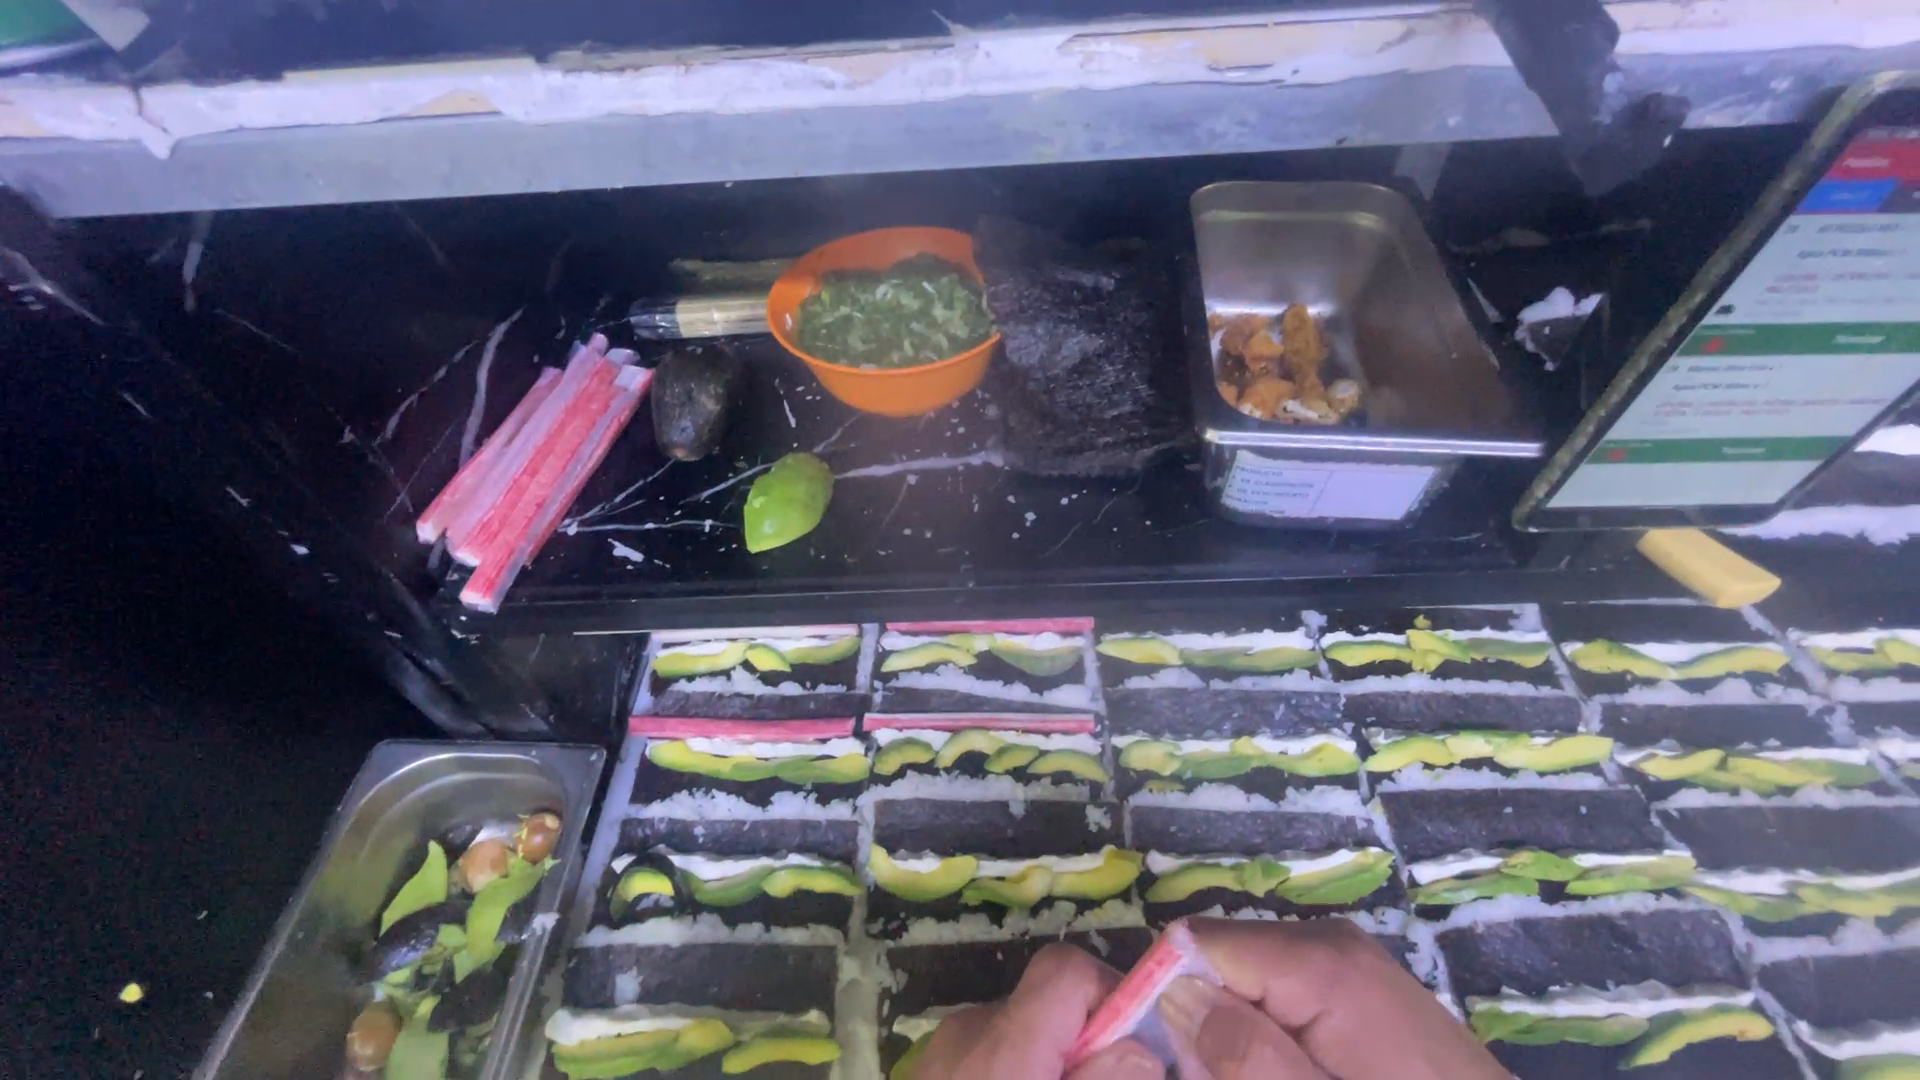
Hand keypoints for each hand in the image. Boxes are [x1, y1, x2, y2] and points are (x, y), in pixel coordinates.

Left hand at [913, 944, 1163, 1079]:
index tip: (1139, 1050)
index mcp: (1004, 1042)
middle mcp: (970, 1028)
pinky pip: (989, 1056)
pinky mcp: (930, 1067)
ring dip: (1053, 1059)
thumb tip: (1143, 1044)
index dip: (1112, 995)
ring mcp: (943, 1048)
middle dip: (1089, 1039)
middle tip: (1108, 1079)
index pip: (1067, 969)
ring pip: (1021, 1033)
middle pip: (1048, 1002)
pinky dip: (1018, 1069)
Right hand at [1158, 918, 1508, 1079]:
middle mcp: (1327, 940)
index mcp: (1318, 961)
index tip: (1164, 1060)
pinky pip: (1280, 995)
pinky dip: (1267, 1036)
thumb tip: (1172, 994)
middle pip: (1218, 960)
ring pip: (1244, 980)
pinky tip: (1289, 1074)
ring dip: (1233, 1036)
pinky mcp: (1359, 985)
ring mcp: (1346, 959)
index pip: (1197, 943)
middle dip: (1201, 1023)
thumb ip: (1249, 1058)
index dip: (1166, 995)